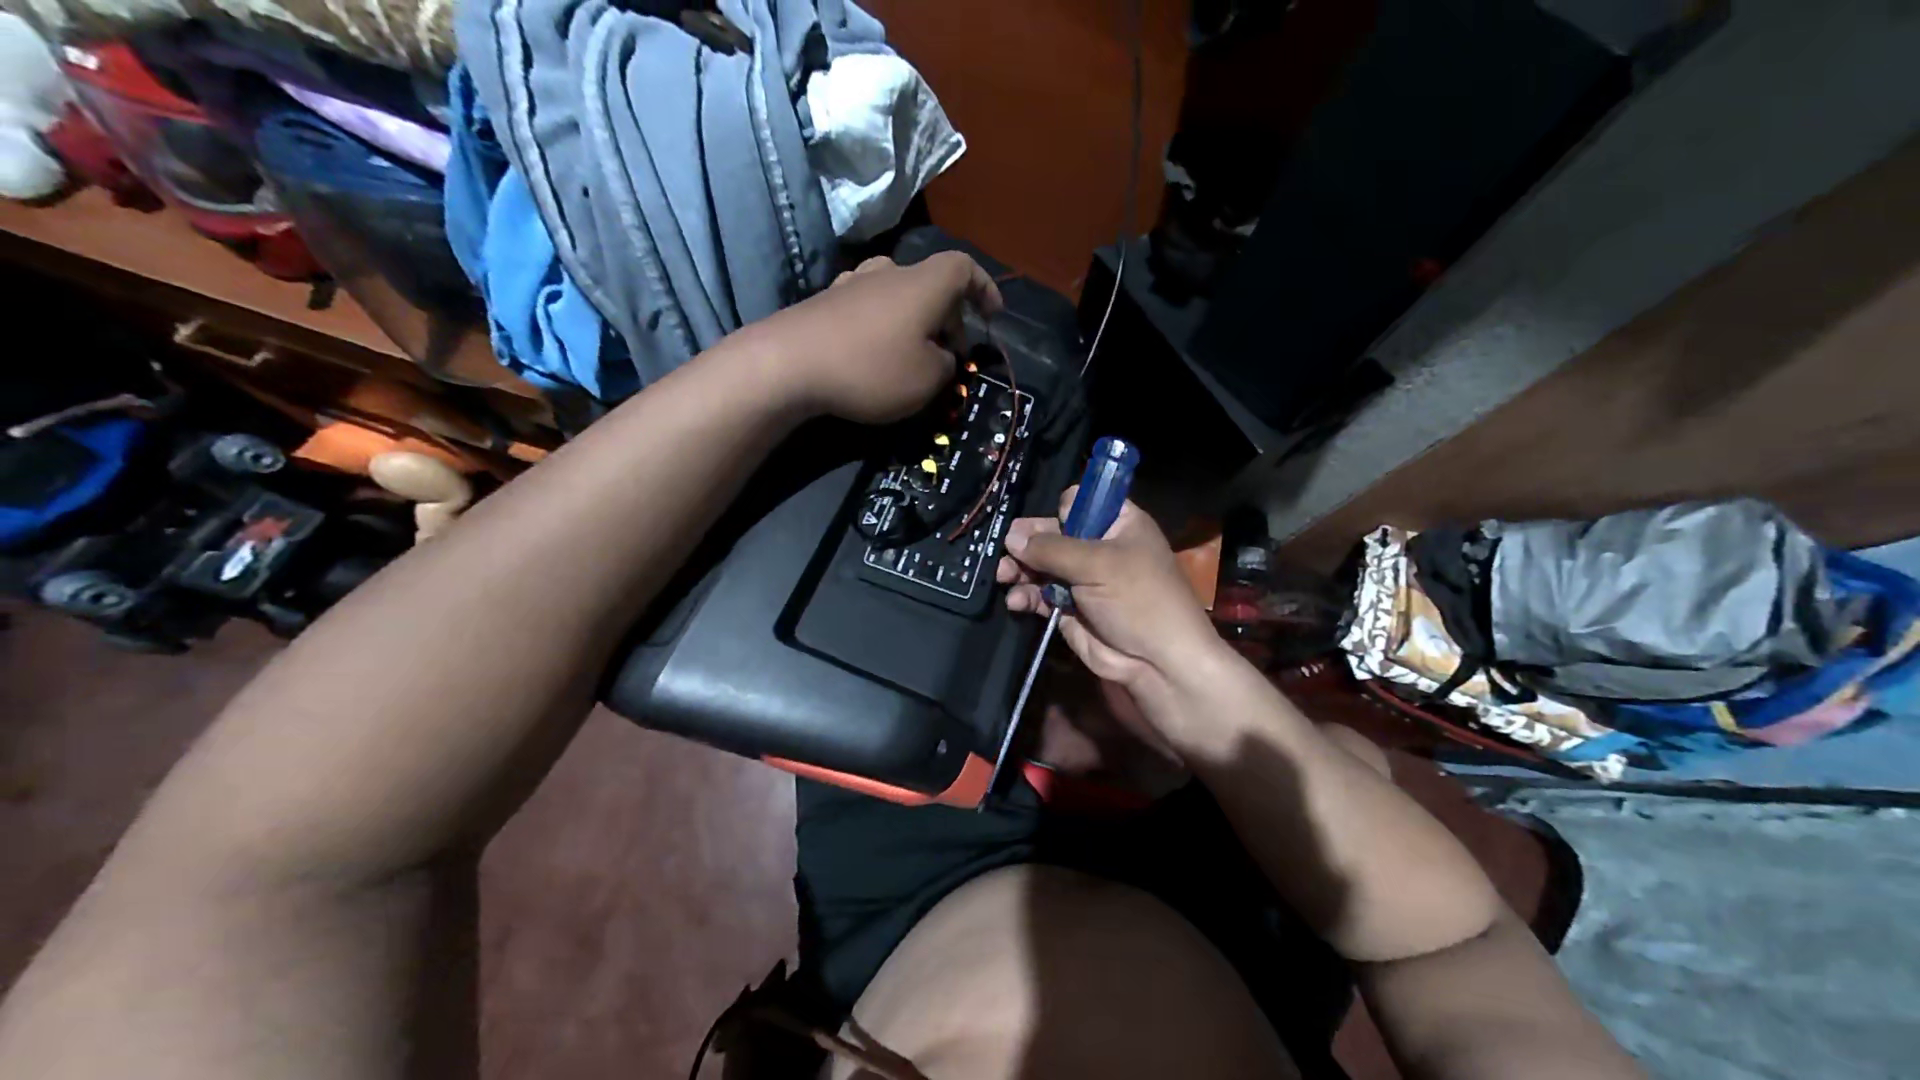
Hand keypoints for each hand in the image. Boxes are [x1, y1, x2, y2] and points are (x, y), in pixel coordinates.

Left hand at [727, 253, 1001, 423]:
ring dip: (914, 318)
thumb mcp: (927, 380)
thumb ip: (946, 365)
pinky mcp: (825, 302)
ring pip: (898, 293)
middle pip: (931, 283)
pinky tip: (876, 351)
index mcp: (923, 283)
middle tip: (952, 352)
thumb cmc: (871, 368)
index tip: (993, 314)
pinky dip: (884, 324)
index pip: (964, 268)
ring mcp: (852, 284)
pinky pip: (869, 307)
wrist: (788, 364)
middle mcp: (889, 273)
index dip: (984, 288)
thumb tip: (941, 355)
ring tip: (915, 350)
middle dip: (949, 315)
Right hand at [996, 490, 1223, 696]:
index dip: (1060, 511)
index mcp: (1118, 524)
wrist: (1158, 662)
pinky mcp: (1068, 608)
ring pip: (1040, 565)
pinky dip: (1026, 595)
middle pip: (1052, 533)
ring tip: (1005, 577)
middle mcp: (1098, 547)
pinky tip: (1017, 601)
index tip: (1046, 526)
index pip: (1080, 502)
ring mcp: (1082, 579)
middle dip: (1028, 542)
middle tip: (1006, 550)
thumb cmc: (1138, 599)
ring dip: (1020, 569)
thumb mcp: (1097, 565)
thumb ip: (1051, 548)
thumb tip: (1011, 537)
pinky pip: (1039, 594)